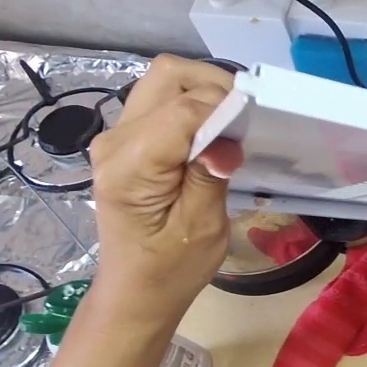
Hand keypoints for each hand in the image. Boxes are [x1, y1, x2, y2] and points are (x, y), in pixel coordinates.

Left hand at [86, 56, 244, 321]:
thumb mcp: (202, 228)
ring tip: (234, 122)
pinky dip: (195, 103)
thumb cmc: (172, 268)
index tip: (251, 133)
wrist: (137, 289)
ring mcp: (117, 136)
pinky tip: (215, 131)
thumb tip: (228, 141)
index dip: (225, 112)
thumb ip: (210, 176)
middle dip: (215, 86)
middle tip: (247, 116)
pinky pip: (163, 99)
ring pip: (165, 81)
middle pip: (168, 76)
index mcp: (130, 167)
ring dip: (205, 92)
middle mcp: (115, 141)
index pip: (183, 112)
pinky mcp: (128, 138)